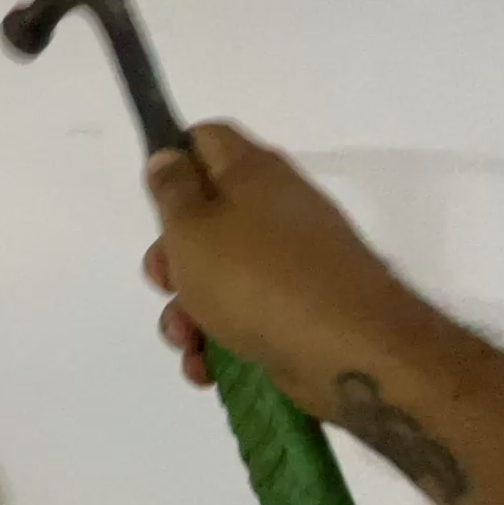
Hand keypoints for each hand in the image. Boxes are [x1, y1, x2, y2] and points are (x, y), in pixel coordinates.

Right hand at [143, 123, 433, 419]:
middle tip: (163, 281)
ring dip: (187, 310)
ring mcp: (289, 261)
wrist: (350, 353)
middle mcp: (274, 209)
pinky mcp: (297, 308)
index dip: (171, 162)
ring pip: (215, 275)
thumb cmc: (256, 279)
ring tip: (186, 339)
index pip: (204, 140)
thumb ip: (171, 190)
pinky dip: (217, 340)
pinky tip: (207, 364)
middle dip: (170, 257)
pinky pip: (241, 315)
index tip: (153, 202)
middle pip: (202, 217)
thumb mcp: (193, 228)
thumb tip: (166, 156)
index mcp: (252, 174)